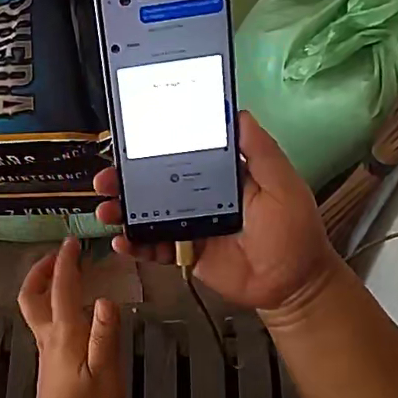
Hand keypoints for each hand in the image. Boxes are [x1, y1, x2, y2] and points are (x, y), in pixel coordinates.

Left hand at [16, 237, 123, 397]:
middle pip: (34, 294)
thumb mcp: (105, 373)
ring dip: (44, 284)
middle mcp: (50, 335)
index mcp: (66, 333)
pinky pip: (44, 320)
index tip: (73, 242)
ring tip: (63, 273)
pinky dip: (52, 302)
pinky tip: (71, 308)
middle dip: (43, 269)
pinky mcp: (50, 360)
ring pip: (35, 307)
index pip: (63, 288)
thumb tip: (107, 298)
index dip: (67, 262)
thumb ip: (106, 335)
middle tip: (60, 254)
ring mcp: (46, 348)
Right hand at [95, 111, 344, 313]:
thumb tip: (239, 113)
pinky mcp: (186, 253)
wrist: (293, 284)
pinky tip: (121, 241)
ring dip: (123, 211)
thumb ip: (260, 151)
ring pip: (149, 214)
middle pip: (155, 183)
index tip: (129, 139)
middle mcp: (200, 196)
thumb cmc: (292, 229)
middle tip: (104, 178)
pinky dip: (136, 245)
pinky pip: (155, 248)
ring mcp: (190, 226)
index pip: (182, 153)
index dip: (155, 146)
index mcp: (220, 175)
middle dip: (126, 179)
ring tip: (105, 210)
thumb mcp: (281, 183)